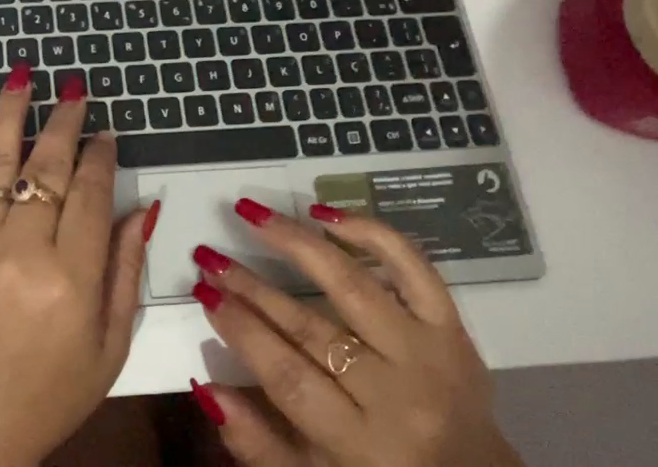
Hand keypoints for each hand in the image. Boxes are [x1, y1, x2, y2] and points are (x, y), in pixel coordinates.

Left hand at [0, 65, 158, 466]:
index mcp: (72, 278)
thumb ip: (125, 273)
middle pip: (47, 166)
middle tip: (74, 88)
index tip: (106, 130)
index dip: (101, 155)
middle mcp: (23, 249)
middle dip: (64, 120)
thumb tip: (141, 208)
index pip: (91, 193)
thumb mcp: (109, 348)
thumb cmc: (46, 396)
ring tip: (23, 75)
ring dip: (11, 112)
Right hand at [188, 201, 521, 466]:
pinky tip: (325, 213)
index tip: (204, 292)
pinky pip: (413, 269)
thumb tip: (206, 386)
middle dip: (252, 287)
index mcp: (362, 442)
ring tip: (251, 214)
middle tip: (210, 256)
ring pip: (354, 285)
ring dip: (296, 243)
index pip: (289, 375)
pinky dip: (371, 234)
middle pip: (313, 328)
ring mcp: (430, 353)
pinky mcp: (452, 326)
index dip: (242, 330)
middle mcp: (399, 392)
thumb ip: (258, 444)